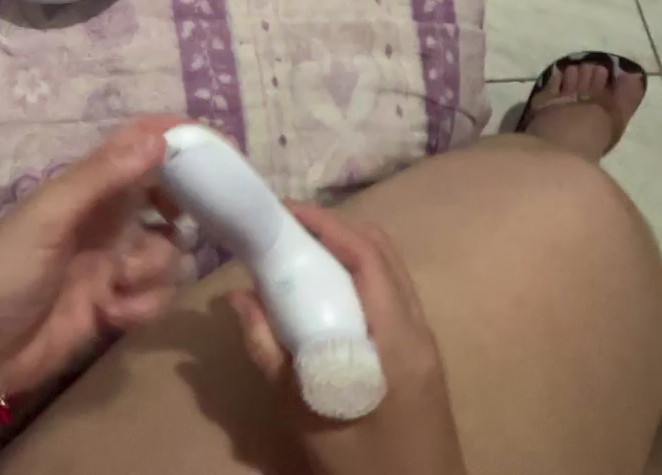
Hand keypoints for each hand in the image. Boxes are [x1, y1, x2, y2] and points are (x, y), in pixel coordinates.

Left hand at [0, 116, 186, 398]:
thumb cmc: (5, 270)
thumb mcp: (49, 216)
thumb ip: (102, 177)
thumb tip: (159, 137)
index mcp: (86, 184)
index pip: (140, 145)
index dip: (178, 139)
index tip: (220, 151)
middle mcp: (106, 215)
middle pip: (166, 198)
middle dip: (178, 214)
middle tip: (178, 226)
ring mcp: (112, 259)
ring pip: (167, 250)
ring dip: (153, 268)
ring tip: (118, 283)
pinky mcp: (116, 302)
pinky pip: (156, 294)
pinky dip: (143, 304)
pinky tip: (113, 314)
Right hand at [226, 202, 467, 474]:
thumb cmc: (362, 467)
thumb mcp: (304, 414)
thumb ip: (268, 352)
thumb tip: (237, 296)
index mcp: (396, 341)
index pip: (367, 258)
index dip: (327, 223)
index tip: (283, 210)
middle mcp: (418, 329)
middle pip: (382, 250)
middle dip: (333, 226)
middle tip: (285, 225)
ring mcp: (424, 340)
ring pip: (389, 266)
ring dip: (346, 245)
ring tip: (299, 246)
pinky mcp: (419, 352)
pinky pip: (390, 289)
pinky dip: (356, 270)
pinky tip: (323, 285)